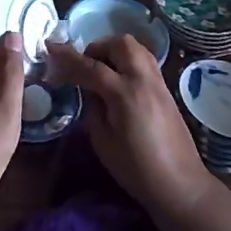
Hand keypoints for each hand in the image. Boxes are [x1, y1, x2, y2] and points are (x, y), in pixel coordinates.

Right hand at [47, 36, 215, 216]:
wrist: (180, 185)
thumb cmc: (136, 169)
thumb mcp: (102, 140)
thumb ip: (92, 107)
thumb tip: (89, 89)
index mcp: (125, 94)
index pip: (91, 66)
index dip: (68, 56)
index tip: (50, 47)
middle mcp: (144, 80)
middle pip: (120, 44)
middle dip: (97, 48)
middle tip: (84, 65)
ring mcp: (158, 83)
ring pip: (136, 48)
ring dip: (114, 51)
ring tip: (100, 70)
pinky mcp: (166, 91)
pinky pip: (144, 61)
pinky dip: (127, 61)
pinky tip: (118, 81)